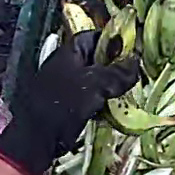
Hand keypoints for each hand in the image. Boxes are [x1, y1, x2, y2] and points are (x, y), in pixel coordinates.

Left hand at [0, 30, 139, 174]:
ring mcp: (66, 86)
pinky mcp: (67, 105)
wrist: (38, 137)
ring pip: (94, 81)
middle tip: (133, 74)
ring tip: (127, 92)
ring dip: (110, 87)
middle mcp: (67, 65)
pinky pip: (90, 98)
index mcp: (70, 52)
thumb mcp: (96, 84)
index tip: (130, 50)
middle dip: (114, 67)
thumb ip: (118, 73)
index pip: (94, 37)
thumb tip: (136, 62)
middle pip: (96, 60)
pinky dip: (102, 102)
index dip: (112, 41)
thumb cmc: (65, 103)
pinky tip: (114, 109)